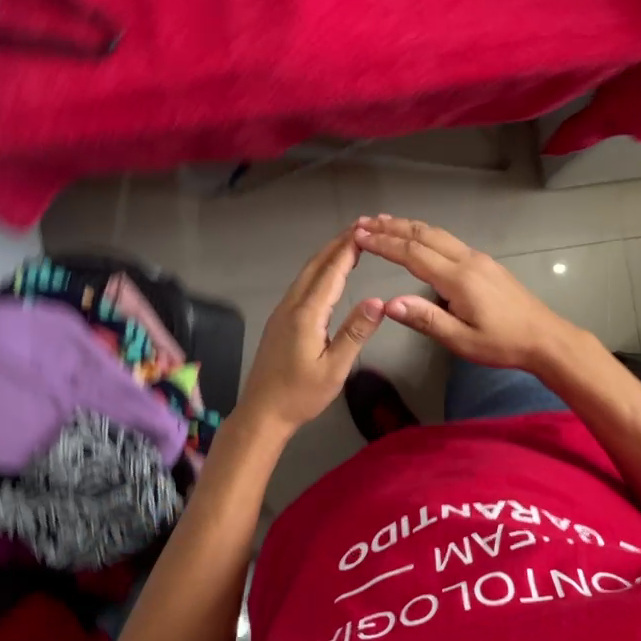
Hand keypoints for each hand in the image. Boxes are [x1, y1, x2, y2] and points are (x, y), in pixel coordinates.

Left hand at [239, 230, 386, 430]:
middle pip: (315, 267)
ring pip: (305, 275)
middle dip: (337, 245)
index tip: (365, 231)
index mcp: (306, 315)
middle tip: (359, 228)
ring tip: (347, 245)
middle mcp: (291, 307)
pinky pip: (301, 286)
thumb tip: (378, 300)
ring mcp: (282, 313)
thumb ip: (355, 333)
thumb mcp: (334, 368)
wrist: (262, 412)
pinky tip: (326, 275)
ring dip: (326, 257)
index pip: (331, 273)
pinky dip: (317, 272)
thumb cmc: (301, 395)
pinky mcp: (279, 322)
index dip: (348, 250)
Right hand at [352, 215, 587, 372]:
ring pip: (436, 234)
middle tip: (361, 222)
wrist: (545, 337)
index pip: (412, 254)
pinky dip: (424, 234)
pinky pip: (447, 240)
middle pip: (423, 235)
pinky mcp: (484, 263)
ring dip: (407, 226)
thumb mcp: (461, 340)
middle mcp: (467, 260)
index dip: (384, 244)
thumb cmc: (502, 343)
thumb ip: (425, 320)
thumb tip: (389, 304)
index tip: (358, 237)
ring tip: (381, 221)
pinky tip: (417, 237)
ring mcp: (478, 259)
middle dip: (390, 228)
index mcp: (458, 278)